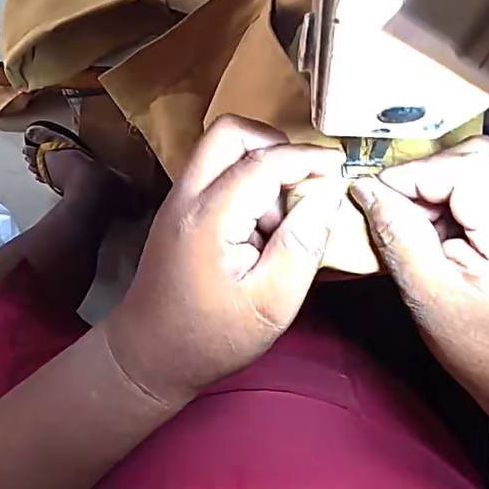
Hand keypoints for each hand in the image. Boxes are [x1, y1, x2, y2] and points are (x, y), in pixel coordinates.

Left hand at [104, 115, 346, 404]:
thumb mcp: (271, 305)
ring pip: (222, 150)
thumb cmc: (211, 338)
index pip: (263, 161)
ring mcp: (178, 201)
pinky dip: (246, 184)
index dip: (307, 158)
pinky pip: (217, 173)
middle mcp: (187, 197)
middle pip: (230, 132)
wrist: (150, 355)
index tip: (338, 167)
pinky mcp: (180, 211)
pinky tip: (259, 231)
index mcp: (209, 218)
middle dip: (276, 145)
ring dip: (261, 167)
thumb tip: (325, 198)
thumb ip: (302, 247)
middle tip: (304, 180)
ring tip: (278, 223)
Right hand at [350, 136, 488, 421]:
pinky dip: (468, 191)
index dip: (414, 175)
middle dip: (429, 175)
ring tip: (428, 223)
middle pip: (482, 156)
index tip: (377, 194)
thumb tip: (368, 189)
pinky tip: (455, 226)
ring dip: (447, 181)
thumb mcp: (430, 299)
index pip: (468, 170)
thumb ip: (397, 236)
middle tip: (399, 210)